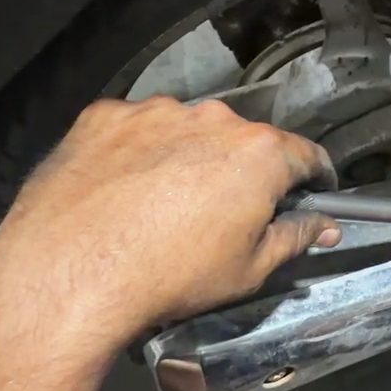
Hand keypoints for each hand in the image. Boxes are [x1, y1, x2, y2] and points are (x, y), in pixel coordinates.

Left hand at [0, 96, 340, 369]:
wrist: (67, 278)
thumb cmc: (170, 277)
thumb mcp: (250, 269)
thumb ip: (296, 237)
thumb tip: (324, 225)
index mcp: (260, 153)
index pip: (307, 156)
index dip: (315, 179)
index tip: (310, 195)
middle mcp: (213, 118)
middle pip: (247, 142)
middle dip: (248, 171)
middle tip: (229, 212)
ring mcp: (155, 112)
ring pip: (191, 132)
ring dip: (194, 157)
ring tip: (168, 204)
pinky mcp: (105, 118)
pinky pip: (139, 129)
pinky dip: (143, 152)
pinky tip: (128, 190)